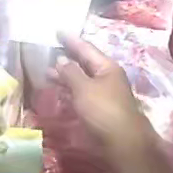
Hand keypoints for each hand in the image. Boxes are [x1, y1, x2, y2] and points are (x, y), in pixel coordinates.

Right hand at [55, 32, 154, 156]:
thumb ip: (71, 72)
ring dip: (67, 74)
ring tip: (48, 72)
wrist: (124, 142)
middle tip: (50, 50)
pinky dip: (72, 87)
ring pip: (84, 78)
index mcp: (107, 67)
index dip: (71, 39)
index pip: (86, 48)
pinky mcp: (102, 107)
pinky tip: (62, 89)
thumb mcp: (84, 88)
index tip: (58, 30)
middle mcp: (108, 76)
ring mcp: (106, 92)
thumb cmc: (103, 110)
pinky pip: (84, 91)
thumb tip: (61, 59)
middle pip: (86, 62)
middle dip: (68, 57)